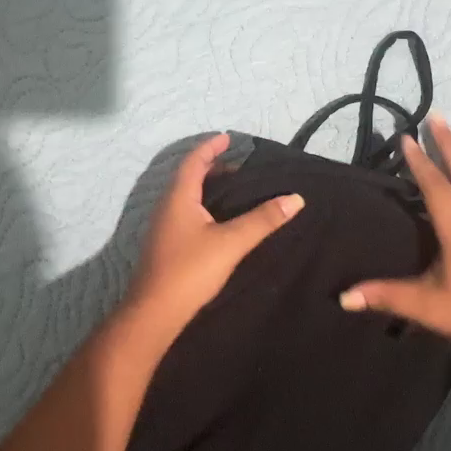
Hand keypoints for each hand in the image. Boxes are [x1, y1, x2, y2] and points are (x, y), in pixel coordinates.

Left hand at [121, 134, 303, 331]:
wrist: (154, 313)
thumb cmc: (190, 271)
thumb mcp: (231, 243)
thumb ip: (262, 220)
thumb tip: (295, 198)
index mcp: (179, 197)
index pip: (194, 161)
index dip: (211, 148)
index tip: (228, 138)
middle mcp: (167, 206)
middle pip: (189, 177)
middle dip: (212, 168)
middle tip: (240, 167)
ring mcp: (164, 227)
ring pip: (187, 196)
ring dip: (208, 188)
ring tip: (236, 191)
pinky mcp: (167, 245)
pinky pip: (187, 213)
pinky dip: (205, 206)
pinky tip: (221, 222)